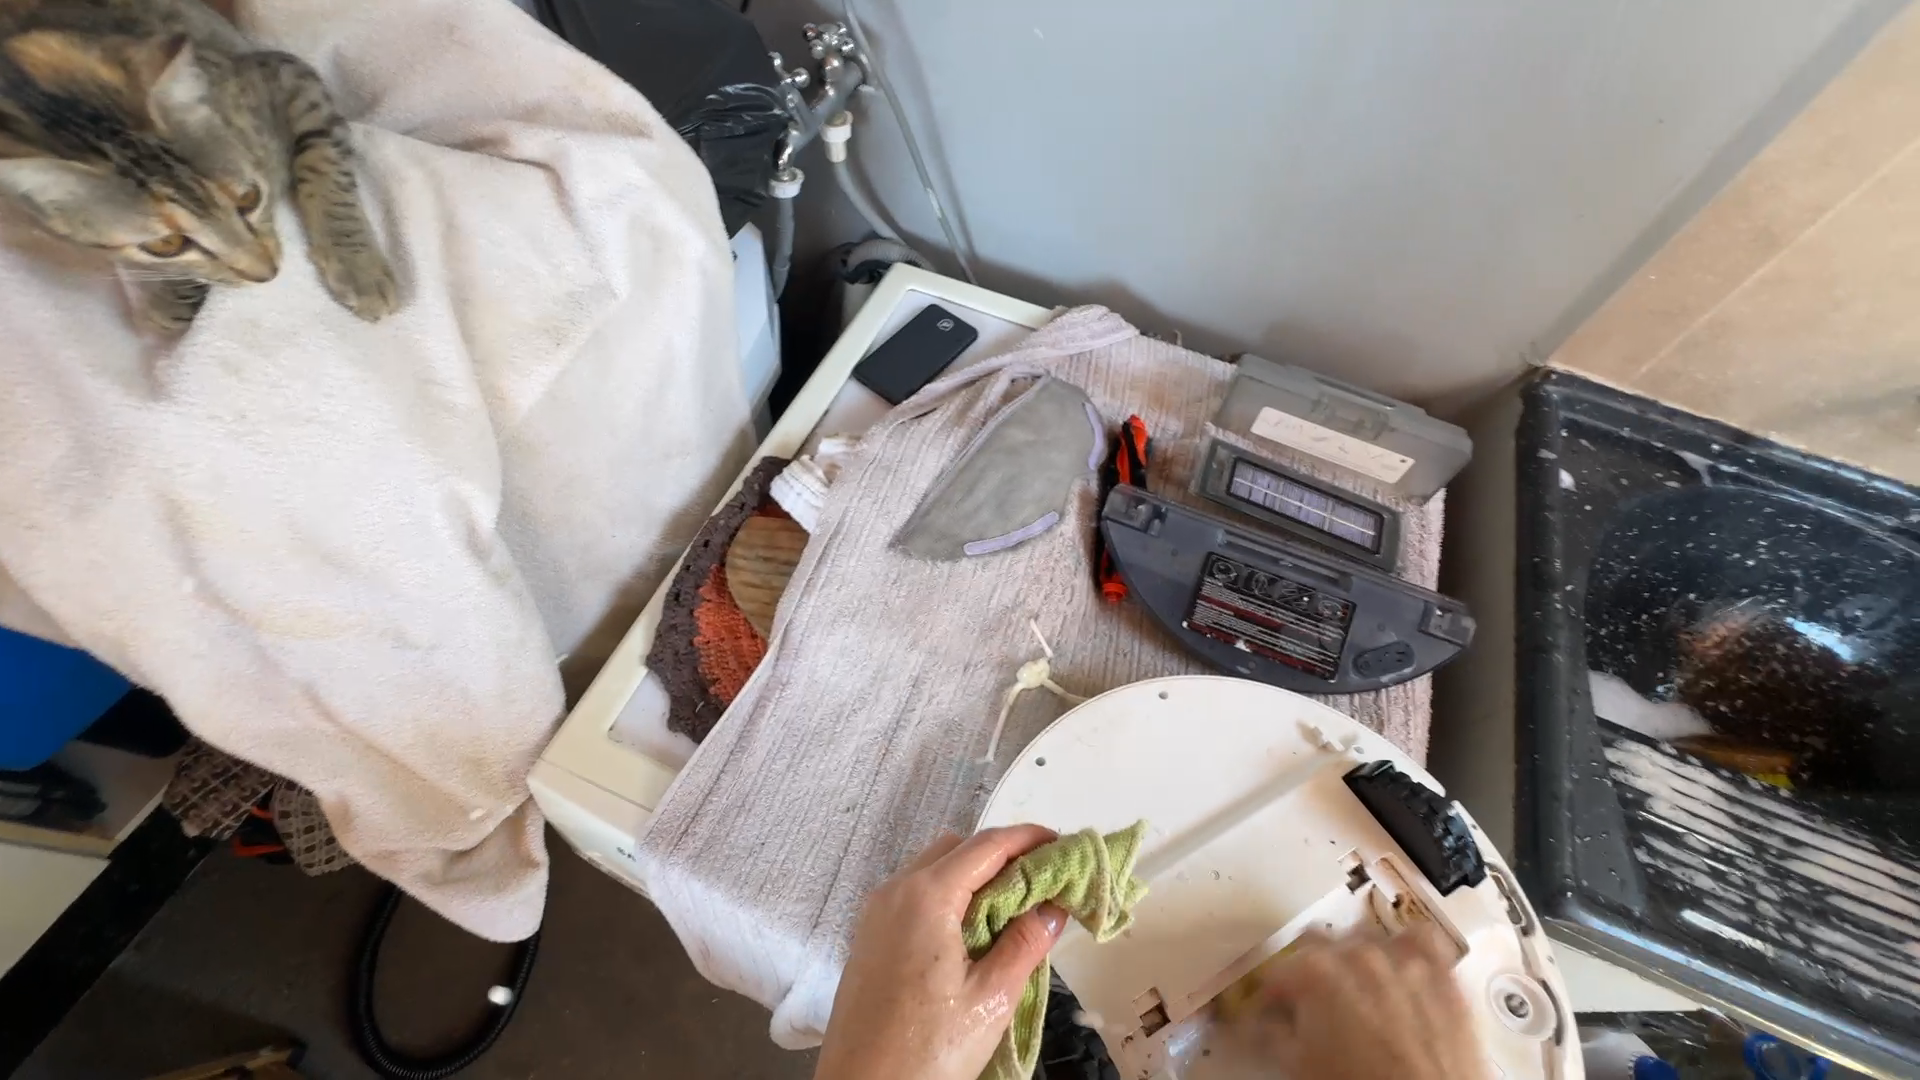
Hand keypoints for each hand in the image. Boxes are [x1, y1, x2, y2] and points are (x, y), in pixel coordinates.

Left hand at [814, 826, 1065, 1079]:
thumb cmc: (927, 1052)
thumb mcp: (989, 999)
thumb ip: (1025, 944)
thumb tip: (1054, 907)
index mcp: (927, 895)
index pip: (986, 845)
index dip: (1027, 837)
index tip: (1061, 842)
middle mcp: (897, 888)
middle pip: (957, 847)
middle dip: (1001, 853)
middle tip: (1041, 877)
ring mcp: (878, 909)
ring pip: (933, 865)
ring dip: (972, 872)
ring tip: (1012, 903)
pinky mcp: (870, 932)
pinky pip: (914, 890)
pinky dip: (947, 891)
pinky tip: (970, 926)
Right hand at [1252, 924, 1485, 1077]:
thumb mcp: (1297, 1066)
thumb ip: (1265, 1033)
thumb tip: (1246, 1021)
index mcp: (1313, 970)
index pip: (1275, 973)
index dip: (1271, 998)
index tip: (1274, 1018)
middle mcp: (1354, 952)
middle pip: (1315, 947)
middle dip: (1309, 973)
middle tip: (1315, 1009)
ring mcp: (1402, 960)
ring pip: (1365, 939)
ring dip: (1355, 959)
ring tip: (1359, 993)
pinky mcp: (1443, 976)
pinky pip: (1423, 940)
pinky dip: (1409, 949)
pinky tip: (1403, 969)